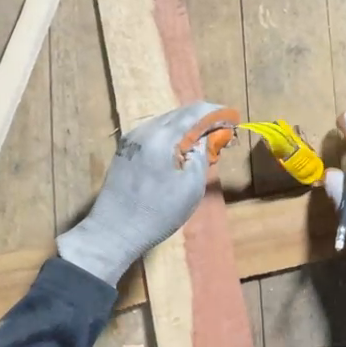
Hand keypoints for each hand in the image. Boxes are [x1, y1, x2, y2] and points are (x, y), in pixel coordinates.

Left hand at [56, 102, 229, 284]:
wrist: (112, 235)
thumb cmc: (157, 214)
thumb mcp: (191, 186)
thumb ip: (202, 155)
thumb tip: (209, 137)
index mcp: (162, 137)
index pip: (196, 111)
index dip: (218, 114)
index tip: (233, 122)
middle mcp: (145, 130)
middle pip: (181, 113)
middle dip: (204, 119)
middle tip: (222, 134)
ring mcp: (132, 139)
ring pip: (167, 121)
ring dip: (188, 127)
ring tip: (204, 143)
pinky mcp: (126, 149)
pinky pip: (156, 132)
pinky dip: (173, 135)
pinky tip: (181, 150)